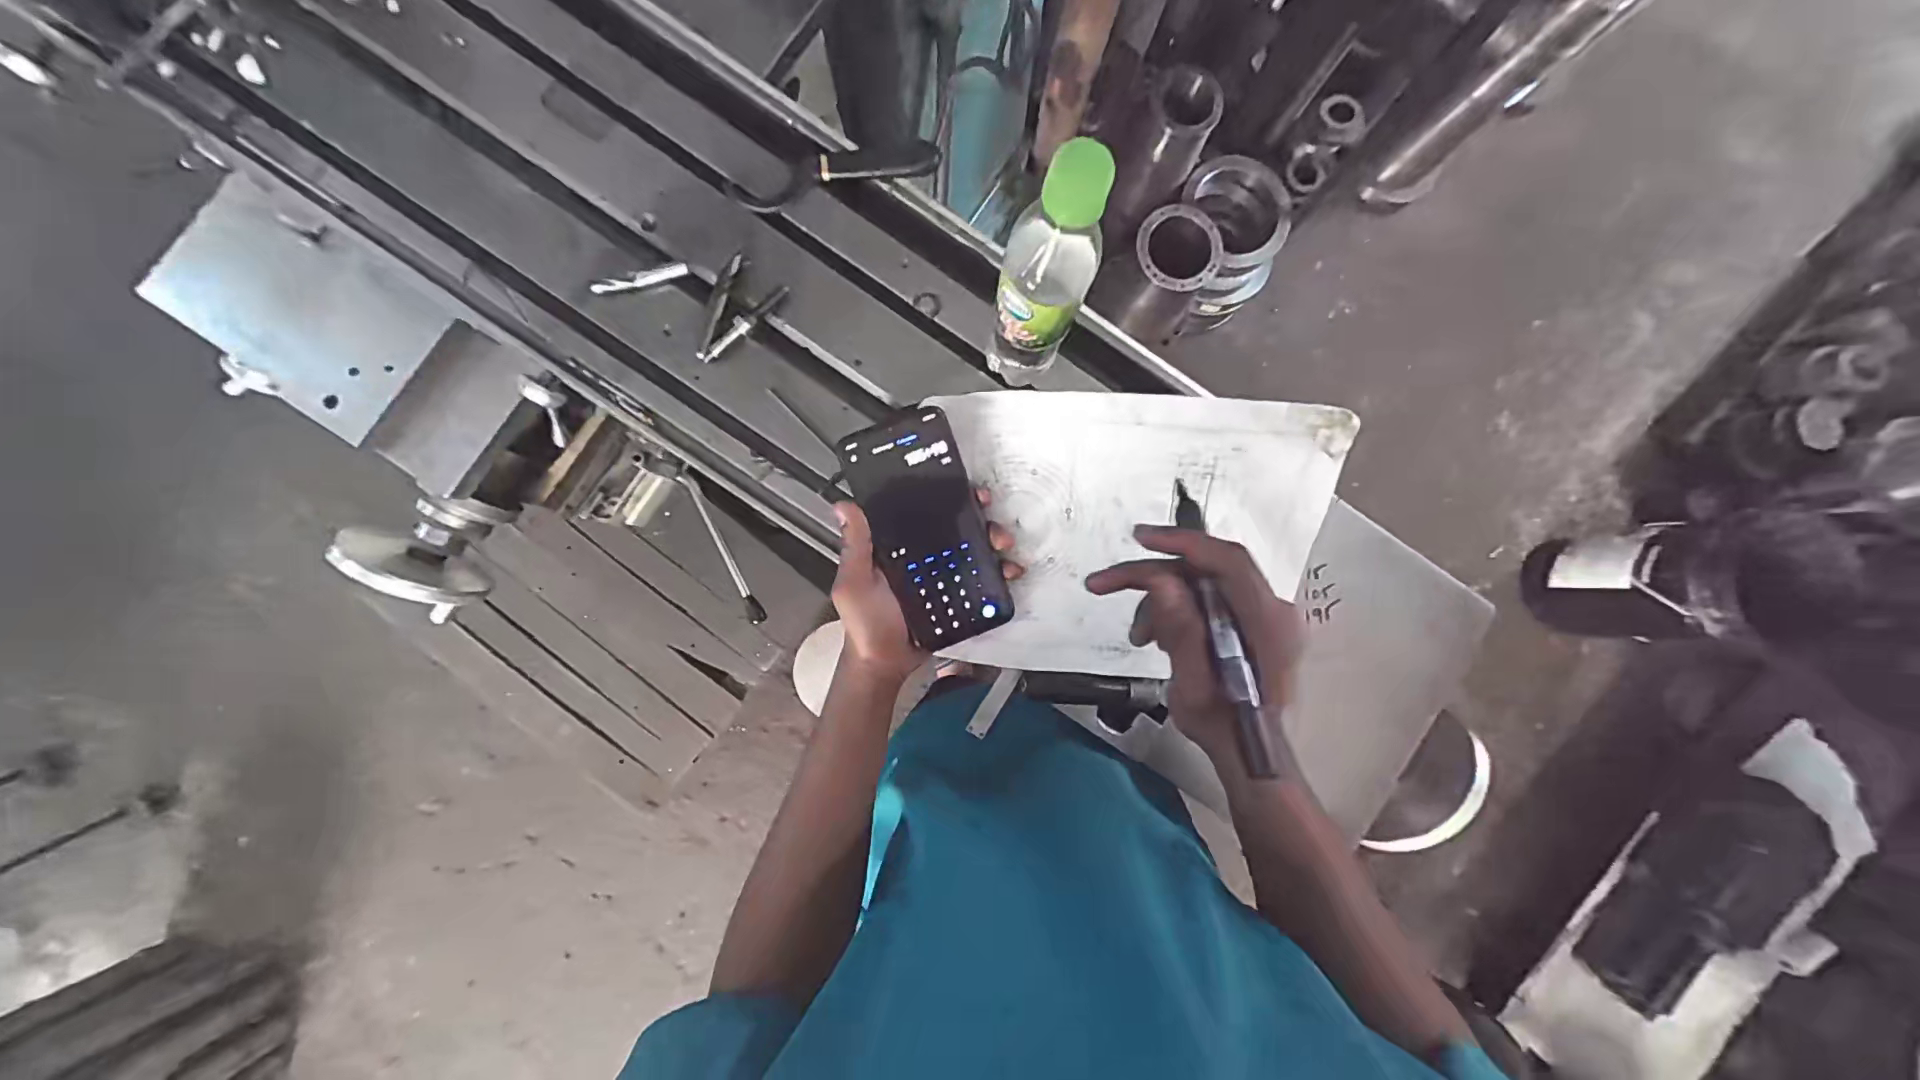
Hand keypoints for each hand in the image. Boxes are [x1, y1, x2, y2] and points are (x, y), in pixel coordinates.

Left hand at [831, 489, 1021, 685]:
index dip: (950, 500)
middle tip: (993, 527)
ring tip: (1003, 548)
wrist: (886, 664)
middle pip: (959, 530)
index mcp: (899, 549)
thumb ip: (855, 547)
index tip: (970, 493)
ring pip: (976, 552)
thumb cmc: (865, 624)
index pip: (927, 515)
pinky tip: (1009, 572)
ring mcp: (943, 578)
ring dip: (995, 544)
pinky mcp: (958, 599)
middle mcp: (924, 559)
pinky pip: (982, 581)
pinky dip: (1000, 573)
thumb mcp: (854, 582)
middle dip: (982, 522)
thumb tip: (845, 506)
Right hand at [1084, 526, 1300, 768]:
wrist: (1252, 757)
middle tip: (1103, 584)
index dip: (1182, 543)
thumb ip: (1184, 634)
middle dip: (1151, 575)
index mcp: (1268, 624)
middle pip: (1205, 569)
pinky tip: (1157, 637)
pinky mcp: (1248, 622)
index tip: (1140, 539)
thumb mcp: (1195, 690)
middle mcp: (1271, 610)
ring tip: (1139, 636)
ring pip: (1198, 583)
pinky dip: (1174, 610)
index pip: (1227, 561)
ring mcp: (1262, 614)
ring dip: (1159, 600)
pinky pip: (1204, 598)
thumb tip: (1162, 582)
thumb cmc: (1226, 731)